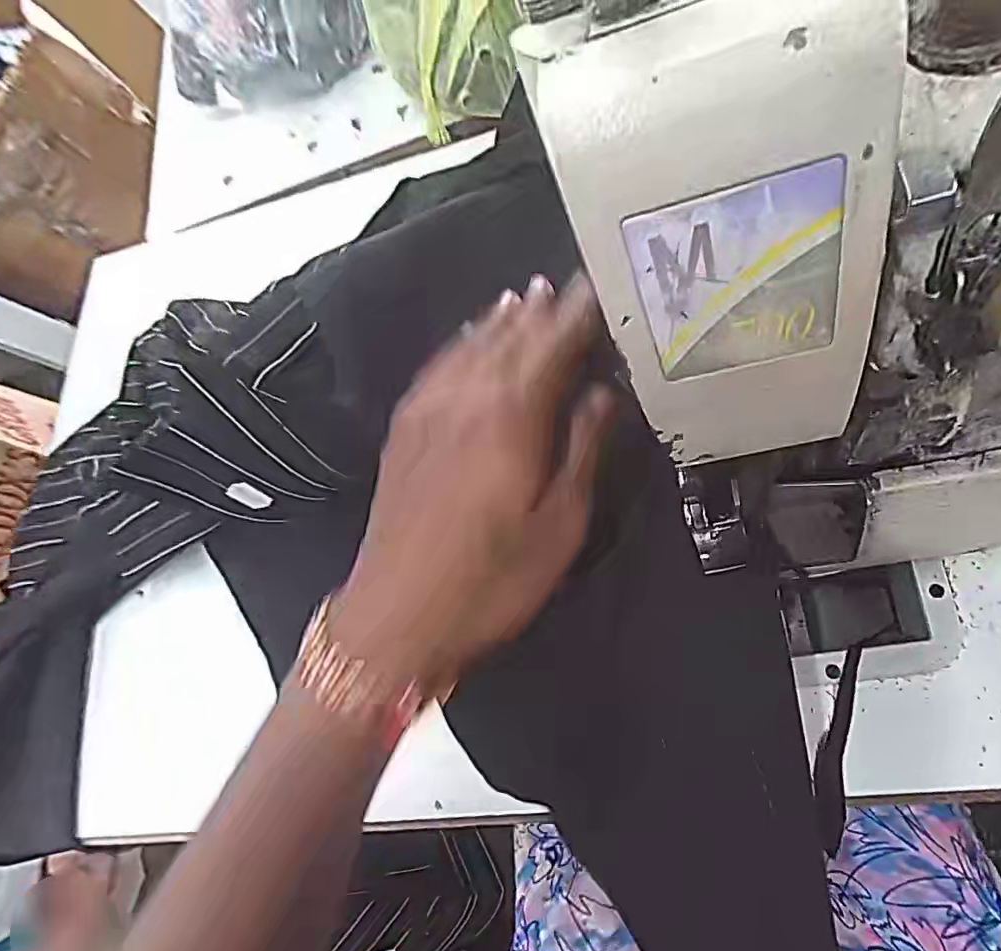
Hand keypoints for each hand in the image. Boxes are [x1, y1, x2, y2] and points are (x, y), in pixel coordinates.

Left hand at [329, 274, 614, 692]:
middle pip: (509, 342)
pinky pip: (437, 371)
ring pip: (470, 350)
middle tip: (565, 283)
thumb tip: (601, 397)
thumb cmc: (495, 580)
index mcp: (512, 422)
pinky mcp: (404, 434)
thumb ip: (581, 452)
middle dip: (540, 312)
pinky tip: (469, 340)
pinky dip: (460, 346)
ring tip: (524, 297)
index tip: (596, 290)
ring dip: (500, 322)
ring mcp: (428, 415)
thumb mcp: (560, 524)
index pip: (551, 352)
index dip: (576, 319)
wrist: (399, 617)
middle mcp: (466, 404)